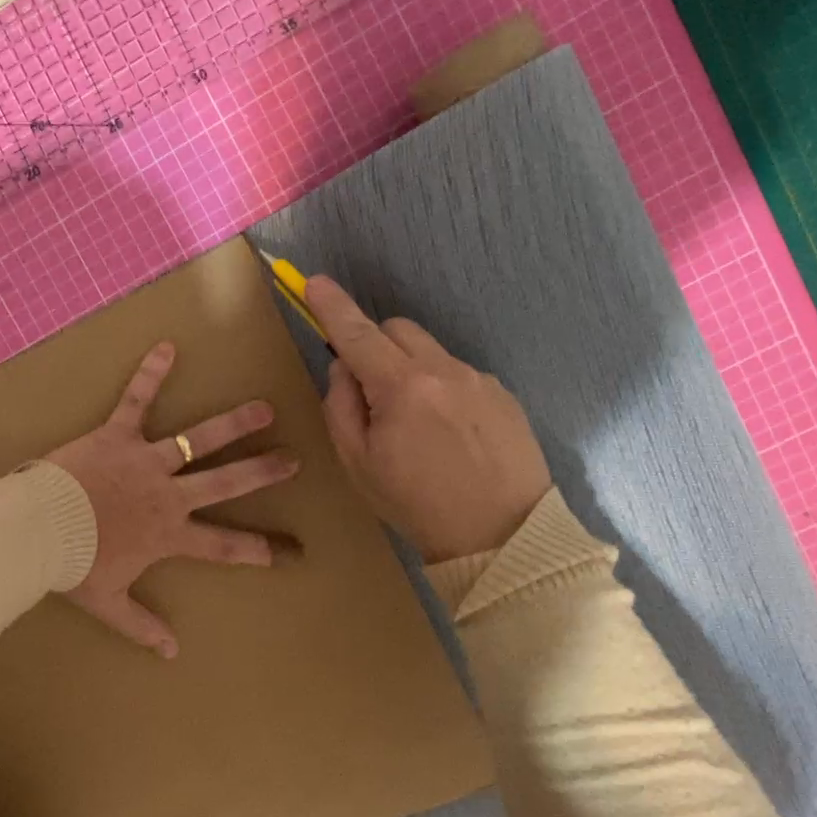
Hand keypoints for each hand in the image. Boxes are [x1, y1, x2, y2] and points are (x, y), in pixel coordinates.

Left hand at [45, 342, 299, 658]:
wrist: (39, 530)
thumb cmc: (73, 566)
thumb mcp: (108, 603)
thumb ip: (142, 626)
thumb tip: (171, 654)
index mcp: (168, 534)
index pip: (224, 546)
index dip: (260, 550)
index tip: (291, 552)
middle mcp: (167, 494)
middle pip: (224, 482)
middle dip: (262, 472)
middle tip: (292, 460)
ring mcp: (144, 461)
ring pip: (197, 439)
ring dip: (231, 424)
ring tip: (263, 409)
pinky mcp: (116, 435)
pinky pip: (135, 400)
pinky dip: (150, 374)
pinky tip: (167, 347)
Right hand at [309, 277, 550, 563]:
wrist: (501, 533)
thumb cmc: (415, 503)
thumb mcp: (356, 462)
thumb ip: (340, 405)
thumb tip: (344, 368)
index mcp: (402, 387)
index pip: (358, 333)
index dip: (332, 307)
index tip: (313, 282)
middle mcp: (444, 370)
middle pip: (397, 329)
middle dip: (372, 343)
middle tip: (363, 387)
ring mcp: (479, 379)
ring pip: (428, 351)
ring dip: (406, 369)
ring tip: (411, 424)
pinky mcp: (502, 394)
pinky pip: (456, 374)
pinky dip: (437, 388)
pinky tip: (444, 434)